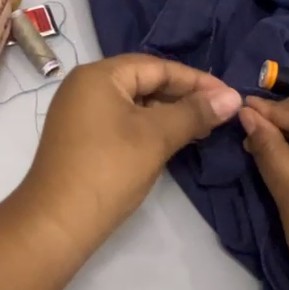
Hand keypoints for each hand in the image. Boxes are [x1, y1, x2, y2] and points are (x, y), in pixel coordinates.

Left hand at [14, 55, 240, 256]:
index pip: (156, 67)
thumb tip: (232, 96)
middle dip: (184, 96)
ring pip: (134, 103)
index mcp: (98, 75)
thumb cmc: (108, 170)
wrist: (56, 223)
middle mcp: (85, 86)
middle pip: (144, 81)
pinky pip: (123, 121)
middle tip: (221, 112)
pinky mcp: (81, 137)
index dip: (196, 80)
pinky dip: (150, 127)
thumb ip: (194, 113)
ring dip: (169, 113)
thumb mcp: (156, 137)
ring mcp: (80, 113)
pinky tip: (174, 140)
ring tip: (204, 127)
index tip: (230, 95)